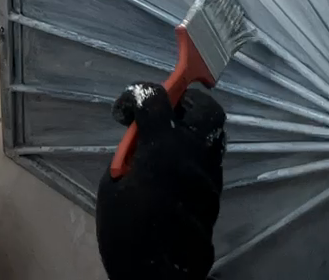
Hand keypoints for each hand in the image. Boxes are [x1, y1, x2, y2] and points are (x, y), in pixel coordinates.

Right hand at [96, 83, 226, 279]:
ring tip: (168, 145)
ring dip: (191, 131)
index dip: (137, 94)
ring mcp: (209, 176)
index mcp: (162, 148)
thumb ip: (132, 155)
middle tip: (164, 113)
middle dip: (185, 101)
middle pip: (205, 107)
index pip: (155, 97)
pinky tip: (175, 173)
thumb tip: (142, 143)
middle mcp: (193, 155)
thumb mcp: (113, 186)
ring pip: (212, 135)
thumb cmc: (126, 234)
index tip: (125, 109)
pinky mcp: (216, 197)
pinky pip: (209, 163)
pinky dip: (193, 158)